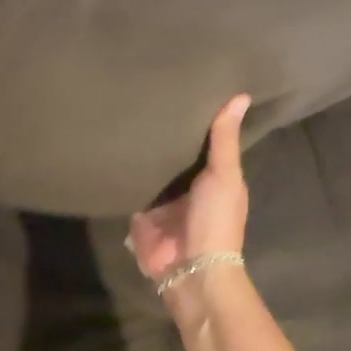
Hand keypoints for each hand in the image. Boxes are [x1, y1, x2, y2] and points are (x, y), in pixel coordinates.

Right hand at [129, 94, 251, 284]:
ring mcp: (162, 200)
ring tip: (124, 106)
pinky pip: (129, 188)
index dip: (198, 116)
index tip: (188, 82)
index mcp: (214, 177)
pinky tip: (110, 141)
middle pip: (174, 153)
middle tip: (146, 88)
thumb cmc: (216, 221)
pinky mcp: (139, 213)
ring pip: (150, 168)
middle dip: (163, 132)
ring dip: (141, 149)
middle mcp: (187, 186)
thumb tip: (241, 94)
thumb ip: (225, 139)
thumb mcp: (225, 175)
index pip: (205, 141)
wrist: (190, 269)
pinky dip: (122, 172)